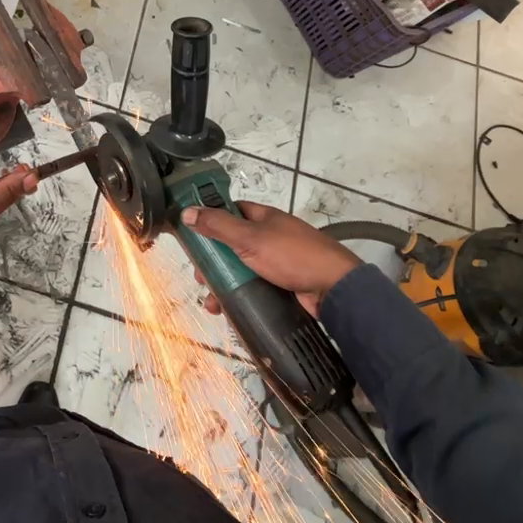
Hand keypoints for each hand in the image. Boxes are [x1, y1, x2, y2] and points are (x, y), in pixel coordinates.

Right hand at [182, 200, 362, 315]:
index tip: (191, 237)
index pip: (229, 211)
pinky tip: (229, 311)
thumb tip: (187, 212)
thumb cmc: (292, 256)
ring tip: (212, 303)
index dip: (209, 221)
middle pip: (231, 245)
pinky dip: (240, 297)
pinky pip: (254, 288)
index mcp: (262, 217)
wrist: (336, 290)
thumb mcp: (250, 238)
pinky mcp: (283, 285)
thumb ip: (217, 225)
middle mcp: (269, 236)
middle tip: (200, 278)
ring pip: (241, 270)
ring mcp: (277, 262)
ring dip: (223, 285)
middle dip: (213, 262)